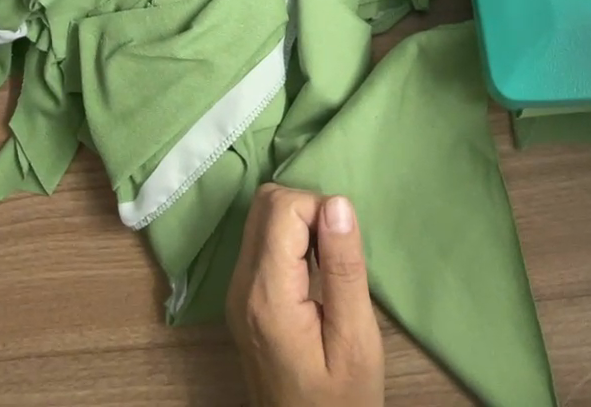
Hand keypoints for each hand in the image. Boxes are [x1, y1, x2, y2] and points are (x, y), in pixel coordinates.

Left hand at [226, 184, 383, 406]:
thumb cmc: (340, 400)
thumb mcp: (355, 340)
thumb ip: (344, 268)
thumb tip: (338, 203)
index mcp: (266, 294)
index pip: (282, 207)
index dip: (320, 210)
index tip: (345, 247)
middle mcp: (240, 284)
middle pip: (265, 204)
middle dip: (308, 209)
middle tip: (338, 252)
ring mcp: (236, 291)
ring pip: (260, 217)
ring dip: (299, 222)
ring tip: (328, 263)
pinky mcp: (241, 297)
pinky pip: (261, 240)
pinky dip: (289, 238)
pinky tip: (313, 271)